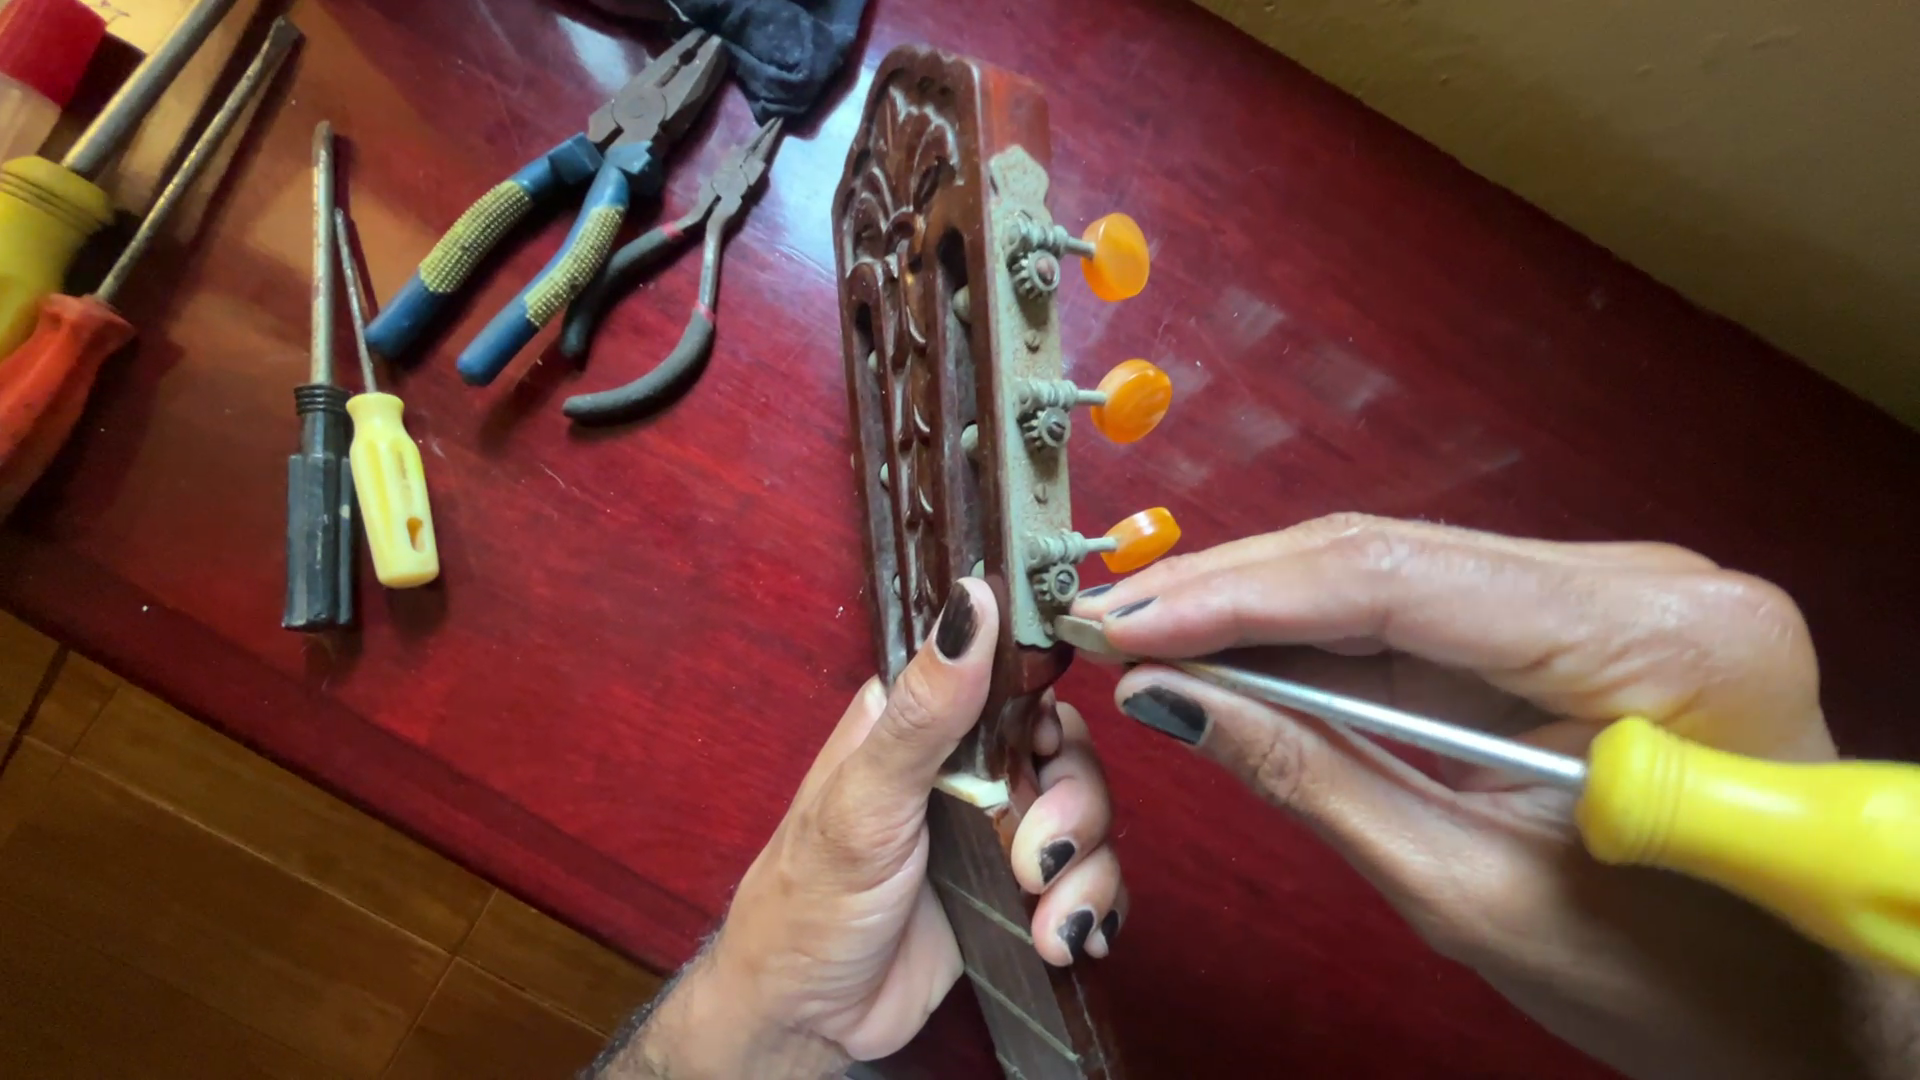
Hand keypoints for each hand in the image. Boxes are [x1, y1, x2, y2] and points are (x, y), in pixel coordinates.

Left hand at [614, 579, 1124, 1076]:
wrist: (809, 1016)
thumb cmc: (814, 894)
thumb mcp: (868, 796)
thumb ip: (926, 709)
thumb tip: (974, 600)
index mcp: (925, 721)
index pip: (1012, 680)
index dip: (1048, 707)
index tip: (1049, 750)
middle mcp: (969, 764)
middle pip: (1065, 751)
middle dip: (1074, 807)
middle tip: (1039, 859)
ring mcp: (997, 826)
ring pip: (1085, 816)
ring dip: (1086, 870)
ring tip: (1050, 924)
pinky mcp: (1017, 886)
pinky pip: (1086, 877)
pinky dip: (1093, 906)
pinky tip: (1071, 939)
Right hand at [1074, 514, 1916, 1079]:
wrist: (1835, 1018)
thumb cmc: (1688, 988)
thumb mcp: (1468, 894)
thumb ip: (1307, 776)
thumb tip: (1164, 701)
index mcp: (1651, 637)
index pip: (1386, 581)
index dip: (1232, 597)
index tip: (1119, 621)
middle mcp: (1627, 576)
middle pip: (1369, 557)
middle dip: (1220, 590)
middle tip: (1105, 617)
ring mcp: (1590, 587)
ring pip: (1369, 571)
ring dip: (1246, 604)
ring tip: (1138, 626)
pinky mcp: (1550, 616)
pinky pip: (1394, 608)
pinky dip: (1297, 631)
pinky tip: (1217, 644)